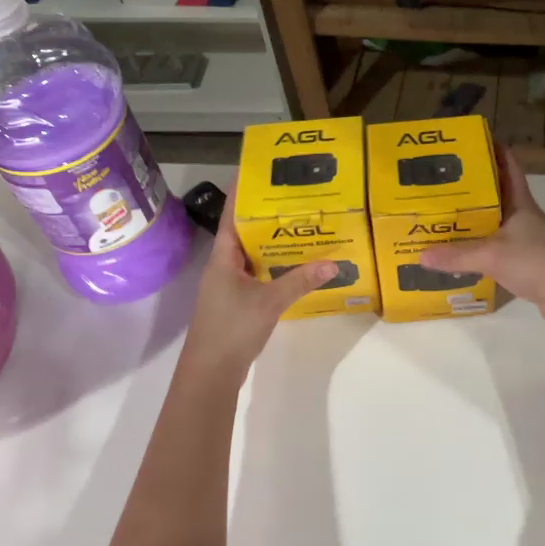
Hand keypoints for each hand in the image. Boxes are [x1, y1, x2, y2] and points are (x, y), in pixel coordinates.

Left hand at [179, 194, 335, 377]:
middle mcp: (224, 267)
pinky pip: (258, 274)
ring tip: (302, 225)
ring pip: (253, 255)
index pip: (232, 216)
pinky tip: (297, 265)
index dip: (242, 193)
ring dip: (273, 242)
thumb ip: (300, 281)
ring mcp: (229, 286)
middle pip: (245, 233)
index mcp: (223, 258)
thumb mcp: (270, 302)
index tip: (258, 171)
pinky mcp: (238, 302)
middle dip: (267, 215)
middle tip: (295, 196)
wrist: (210, 374)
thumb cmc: (232, 329)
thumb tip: (333, 262)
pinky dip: (275, 266)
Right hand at [419, 147, 544, 323]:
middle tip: (441, 181)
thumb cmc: (536, 261)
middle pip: (496, 192)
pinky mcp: (525, 259)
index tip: (468, 142)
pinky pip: (496, 244)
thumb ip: (457, 254)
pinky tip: (461, 250)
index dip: (492, 149)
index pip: (508, 165)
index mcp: (520, 201)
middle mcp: (523, 214)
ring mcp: (526, 237)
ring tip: (444, 214)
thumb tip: (421, 255)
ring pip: (495, 219)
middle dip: (472, 186)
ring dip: (474, 216)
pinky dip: (479, 244)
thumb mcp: (491, 255)